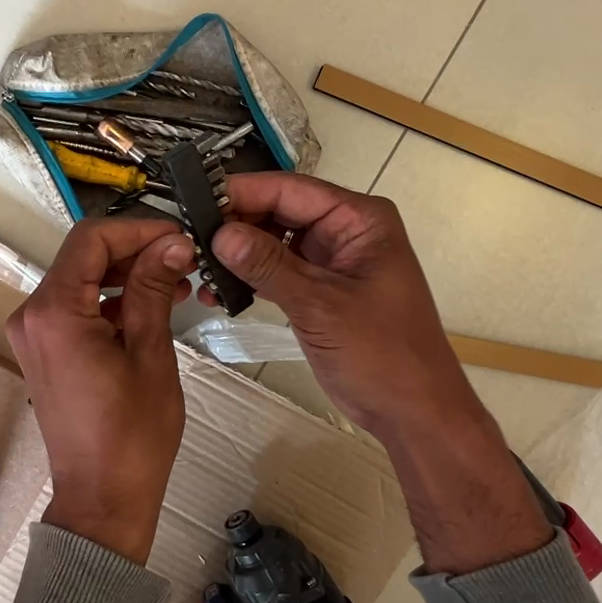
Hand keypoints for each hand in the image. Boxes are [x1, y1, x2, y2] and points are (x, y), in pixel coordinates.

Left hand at [8, 219, 197, 564]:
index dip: (137, 229)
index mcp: (53, 312)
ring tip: (177, 283)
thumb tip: (173, 243)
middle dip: (135, 251)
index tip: (178, 237)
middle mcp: (32, 315)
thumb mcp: (150, 354)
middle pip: (83, 257)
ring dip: (126, 276)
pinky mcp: (44, 350)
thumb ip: (154, 290)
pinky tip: (152, 306)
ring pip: (81, 280)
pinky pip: (76, 308)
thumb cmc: (132, 436)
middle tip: (184, 259)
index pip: (90, 239)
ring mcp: (34, 334)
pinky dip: (111, 301)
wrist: (102, 499)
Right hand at [196, 172, 477, 435]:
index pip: (290, 190)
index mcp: (358, 219)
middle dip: (235, 225)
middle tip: (190, 242)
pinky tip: (218, 292)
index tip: (195, 203)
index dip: (242, 193)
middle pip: (277, 211)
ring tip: (198, 270)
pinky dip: (248, 277)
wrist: (411, 412)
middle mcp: (344, 230)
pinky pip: (274, 269)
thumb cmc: (382, 354)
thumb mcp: (320, 305)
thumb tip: (219, 234)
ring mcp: (330, 260)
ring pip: (271, 240)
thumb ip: (268, 266)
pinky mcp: (317, 288)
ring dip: (236, 254)